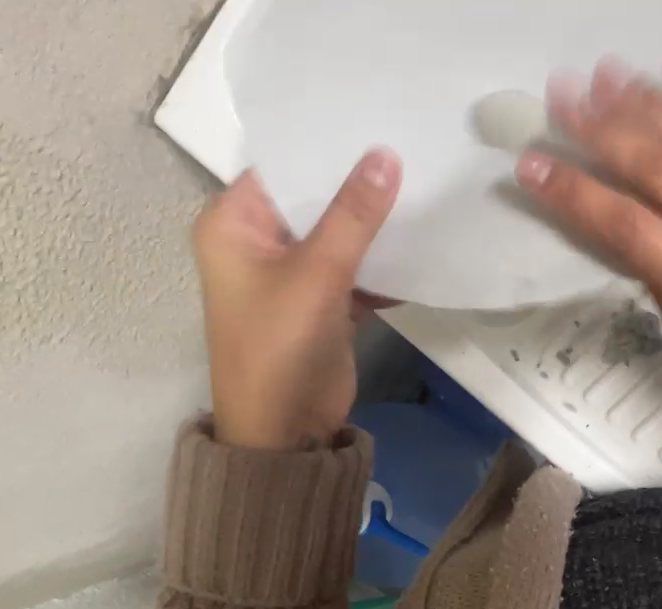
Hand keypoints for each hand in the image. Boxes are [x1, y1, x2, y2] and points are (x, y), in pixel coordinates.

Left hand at [192, 150, 401, 449]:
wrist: (285, 431)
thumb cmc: (280, 347)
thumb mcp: (316, 275)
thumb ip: (353, 215)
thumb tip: (387, 155)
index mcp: (234, 224)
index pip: (285, 168)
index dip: (328, 146)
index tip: (379, 122)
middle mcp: (260, 243)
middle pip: (316, 201)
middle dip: (360, 186)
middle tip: (414, 150)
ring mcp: (294, 276)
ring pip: (341, 237)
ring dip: (377, 226)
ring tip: (426, 188)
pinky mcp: (323, 306)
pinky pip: (356, 271)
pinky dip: (384, 266)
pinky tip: (423, 245)